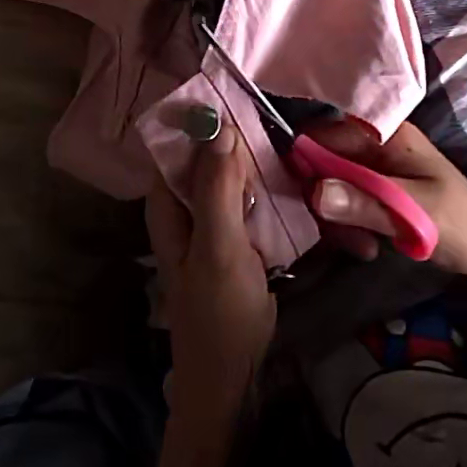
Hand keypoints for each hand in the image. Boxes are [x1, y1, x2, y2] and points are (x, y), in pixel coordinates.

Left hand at [145, 116, 275, 426]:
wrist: (232, 377)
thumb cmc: (218, 313)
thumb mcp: (219, 247)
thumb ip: (217, 190)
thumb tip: (219, 128)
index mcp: (169, 208)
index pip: (179, 147)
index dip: (201, 117)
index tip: (237, 89)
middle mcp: (188, 210)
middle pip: (209, 159)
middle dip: (236, 135)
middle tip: (278, 109)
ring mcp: (215, 226)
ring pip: (234, 179)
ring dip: (257, 160)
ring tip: (292, 134)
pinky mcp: (241, 242)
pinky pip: (253, 203)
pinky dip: (269, 187)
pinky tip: (297, 175)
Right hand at [300, 119, 466, 278]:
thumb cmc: (460, 224)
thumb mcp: (413, 214)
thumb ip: (365, 202)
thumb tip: (316, 191)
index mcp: (386, 136)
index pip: (323, 136)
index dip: (307, 167)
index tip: (311, 205)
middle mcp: (375, 145)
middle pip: (322, 163)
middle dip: (325, 201)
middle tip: (346, 237)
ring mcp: (375, 168)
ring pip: (329, 187)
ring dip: (337, 220)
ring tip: (364, 247)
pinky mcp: (376, 191)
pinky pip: (344, 202)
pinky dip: (348, 226)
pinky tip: (367, 246)